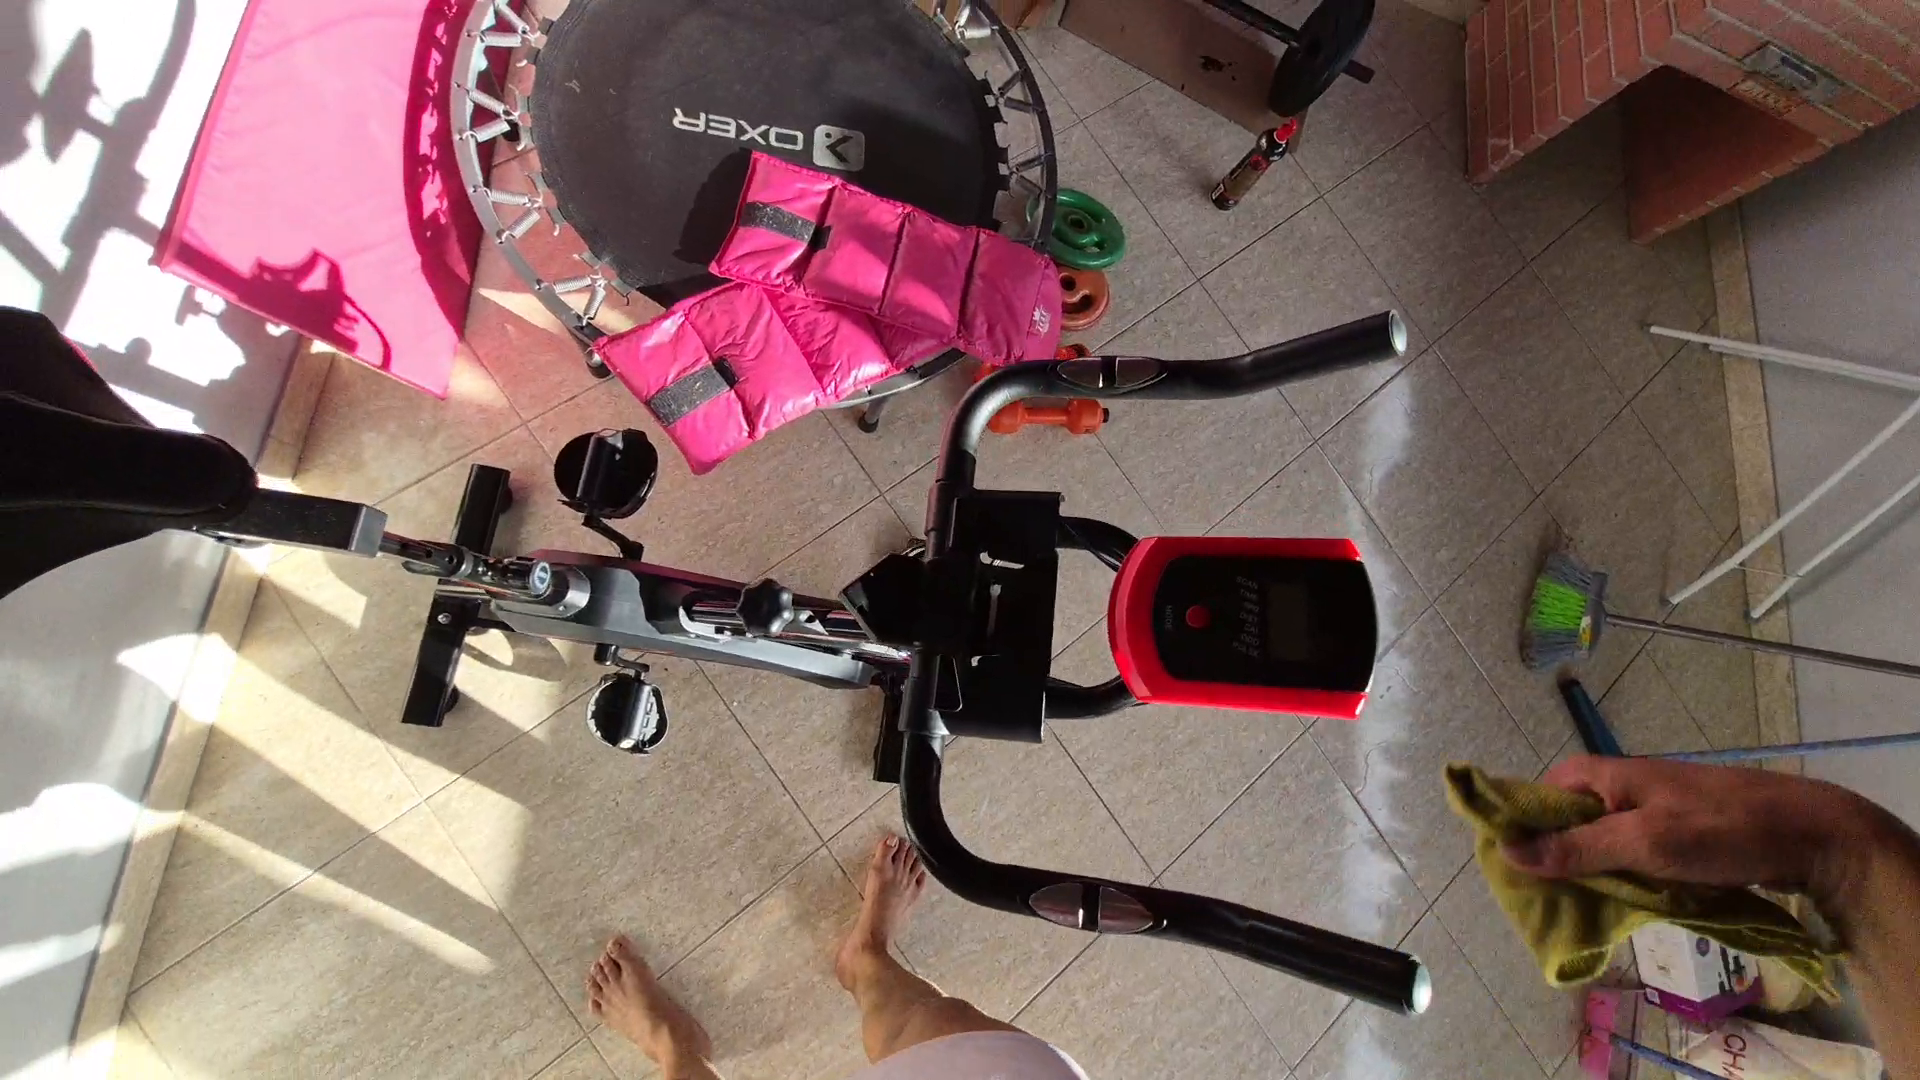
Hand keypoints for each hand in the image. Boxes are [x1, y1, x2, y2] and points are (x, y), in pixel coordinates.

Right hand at [1502, 755, 1881, 901]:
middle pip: (1564, 823)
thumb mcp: (1642, 842)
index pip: (1532, 800)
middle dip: (1563, 858)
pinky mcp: (1669, 827)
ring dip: (1599, 871)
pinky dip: (1629, 873)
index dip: (1523, 833)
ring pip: (1598, 840)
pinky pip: (1630, 850)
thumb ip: (1576, 849)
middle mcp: (1608, 785)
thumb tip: (1506, 851)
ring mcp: (1641, 806)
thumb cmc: (1718, 828)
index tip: (1524, 871)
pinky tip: (1636, 895)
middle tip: (1566, 895)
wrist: (1818, 834)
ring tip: (1601, 901)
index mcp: (1591, 773)